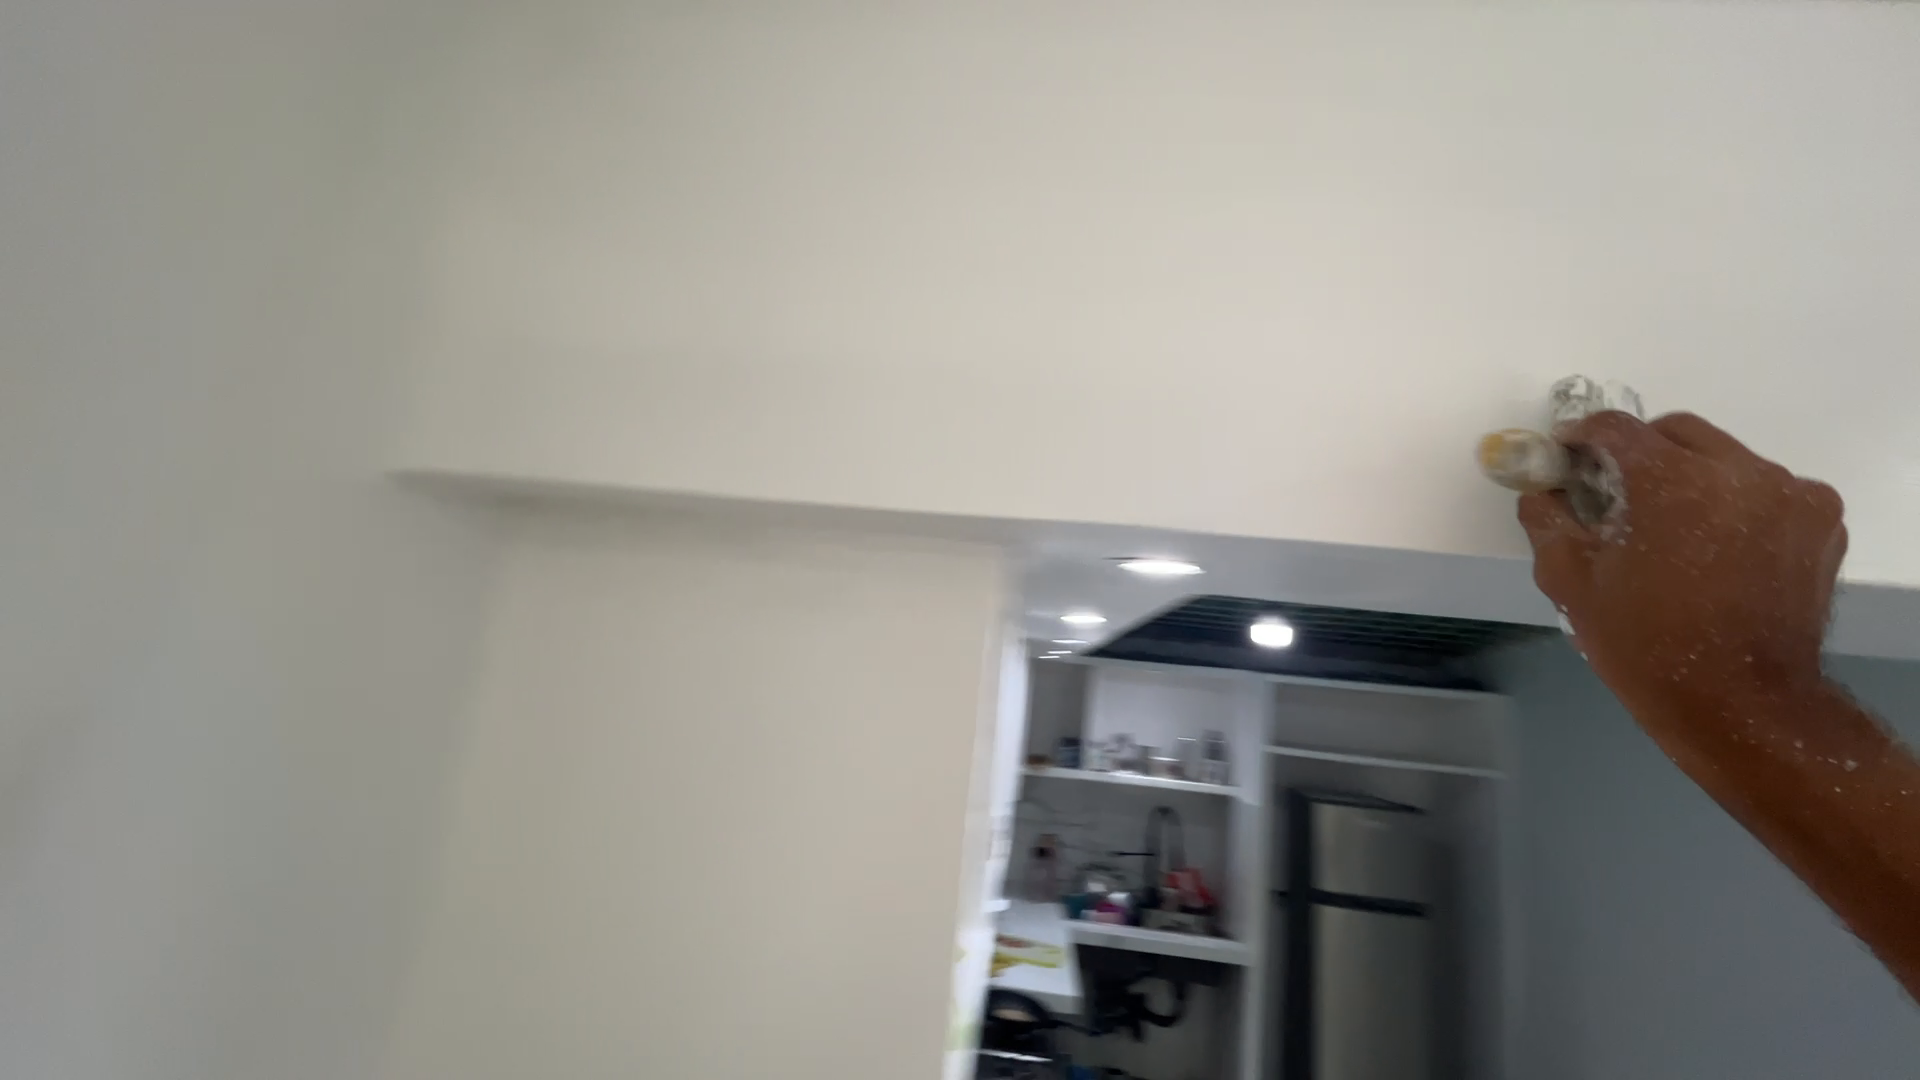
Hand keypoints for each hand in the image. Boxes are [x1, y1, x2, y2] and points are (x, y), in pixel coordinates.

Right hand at [1518, 411, 1847, 724]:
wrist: (1735, 699)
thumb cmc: (1639, 638)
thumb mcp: (1567, 577)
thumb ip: (1546, 518)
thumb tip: (1541, 489)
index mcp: (1674, 482)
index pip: (1618, 428)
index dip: (1581, 435)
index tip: (1563, 453)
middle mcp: (1743, 474)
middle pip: (1677, 433)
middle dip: (1636, 450)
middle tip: (1606, 488)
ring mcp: (1792, 497)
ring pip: (1723, 459)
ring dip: (1683, 475)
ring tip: (1658, 522)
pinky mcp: (1820, 524)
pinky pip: (1762, 490)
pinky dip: (1726, 501)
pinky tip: (1702, 543)